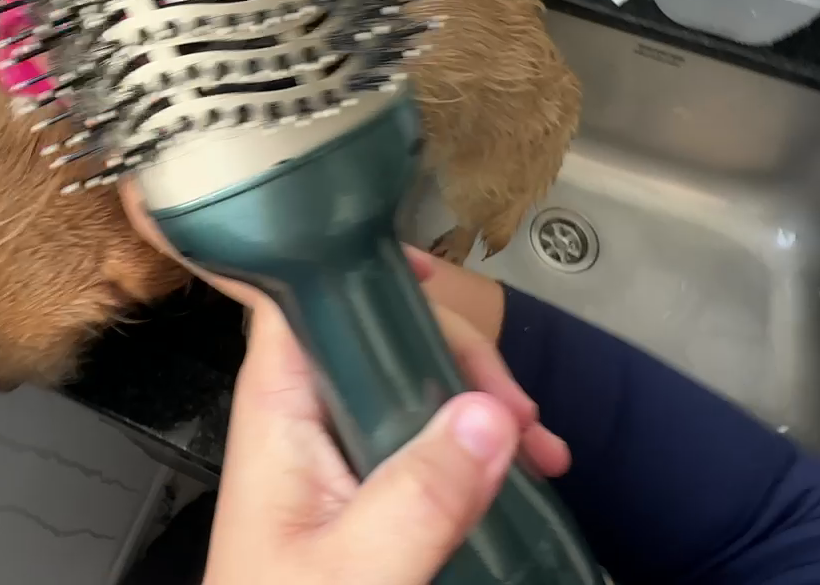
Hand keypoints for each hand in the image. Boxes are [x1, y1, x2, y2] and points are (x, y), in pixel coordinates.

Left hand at [205, 298, 558, 584]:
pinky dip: (473, 429)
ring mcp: (337, 429)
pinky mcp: (363, 463)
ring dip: (478, 391)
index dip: (357, 265)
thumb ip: (419, 497)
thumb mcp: (356, 567)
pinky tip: (520, 460)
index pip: (302, 293)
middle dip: (455, 348)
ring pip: (407, 367)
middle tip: (518, 409)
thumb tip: (493, 414)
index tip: (432, 274)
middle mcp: (306, 399)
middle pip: (376, 324)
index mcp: (281, 398)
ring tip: (538, 446)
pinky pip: (420, 417)